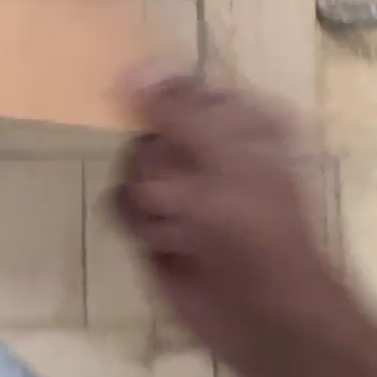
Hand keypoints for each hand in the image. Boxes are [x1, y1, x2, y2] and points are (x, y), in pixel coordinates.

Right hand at [112, 73, 340, 337]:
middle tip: (188, 194)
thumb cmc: (255, 229)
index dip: (161, 104)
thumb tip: (134, 65)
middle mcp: (205, 148)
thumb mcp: (223, 156)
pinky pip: (119, 203)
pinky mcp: (153, 222)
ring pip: (129, 167)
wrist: (258, 311)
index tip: (153, 122)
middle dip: (159, 167)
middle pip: (145, 130)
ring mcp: (178, 187)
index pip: (179, 88)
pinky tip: (167, 243)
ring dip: (151, 202)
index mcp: (236, 120)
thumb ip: (176, 110)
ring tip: (184, 228)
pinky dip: (139, 225)